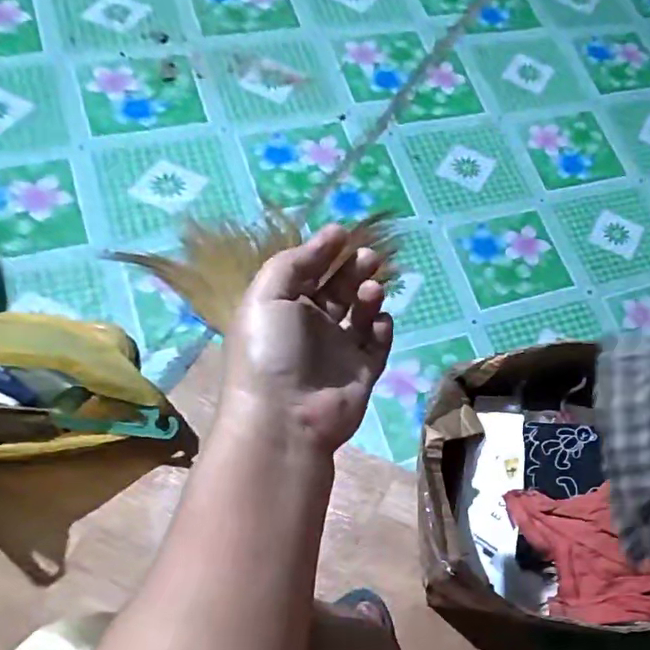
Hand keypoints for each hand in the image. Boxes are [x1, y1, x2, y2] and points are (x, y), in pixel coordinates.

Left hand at [221, 224, 392, 453]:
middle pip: (338, 289)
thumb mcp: (268, 294)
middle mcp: (311, 327)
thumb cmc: (270, 351)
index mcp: (283, 308)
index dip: (324, 251)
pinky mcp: (363, 373)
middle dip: (353, 268)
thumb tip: (331, 237)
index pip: (308, 272)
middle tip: (369, 256)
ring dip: (368, 295)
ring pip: (361, 314)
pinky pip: (378, 344)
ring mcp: (339, 352)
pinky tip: (380, 320)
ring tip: (371, 289)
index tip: (344, 233)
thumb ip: (295, 262)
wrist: (287, 417)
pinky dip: (382, 328)